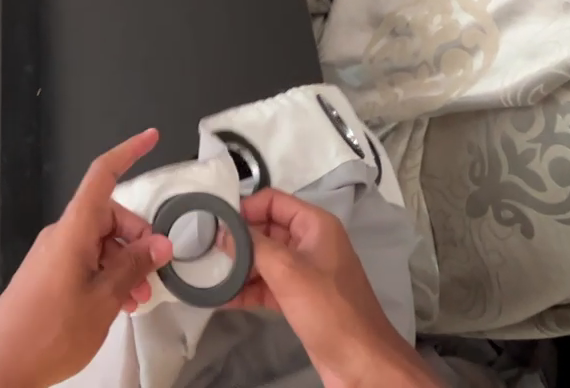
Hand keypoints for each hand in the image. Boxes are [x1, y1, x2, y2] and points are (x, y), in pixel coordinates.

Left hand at [0, 129, 173, 387]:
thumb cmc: (50, 332)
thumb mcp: (103, 301)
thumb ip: (133, 268)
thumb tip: (161, 244)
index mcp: (74, 228)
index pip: (102, 174)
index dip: (128, 151)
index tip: (151, 137)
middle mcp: (61, 233)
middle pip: (108, 214)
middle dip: (137, 237)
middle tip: (156, 269)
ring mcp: (53, 253)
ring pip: (99, 241)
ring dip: (124, 262)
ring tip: (140, 297)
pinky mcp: (48, 274)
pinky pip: (85, 259)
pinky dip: (106, 273)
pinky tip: (119, 302)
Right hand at [226, 189, 442, 387]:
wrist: (363, 368)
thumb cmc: (329, 310)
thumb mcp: (288, 271)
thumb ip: (253, 246)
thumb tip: (223, 231)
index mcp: (315, 225)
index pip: (273, 201)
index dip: (245, 208)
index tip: (217, 223)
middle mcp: (310, 243)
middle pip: (266, 229)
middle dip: (238, 239)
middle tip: (206, 248)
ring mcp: (304, 273)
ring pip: (264, 259)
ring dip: (239, 267)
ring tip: (208, 273)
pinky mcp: (298, 299)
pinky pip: (267, 285)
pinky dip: (247, 290)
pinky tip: (221, 297)